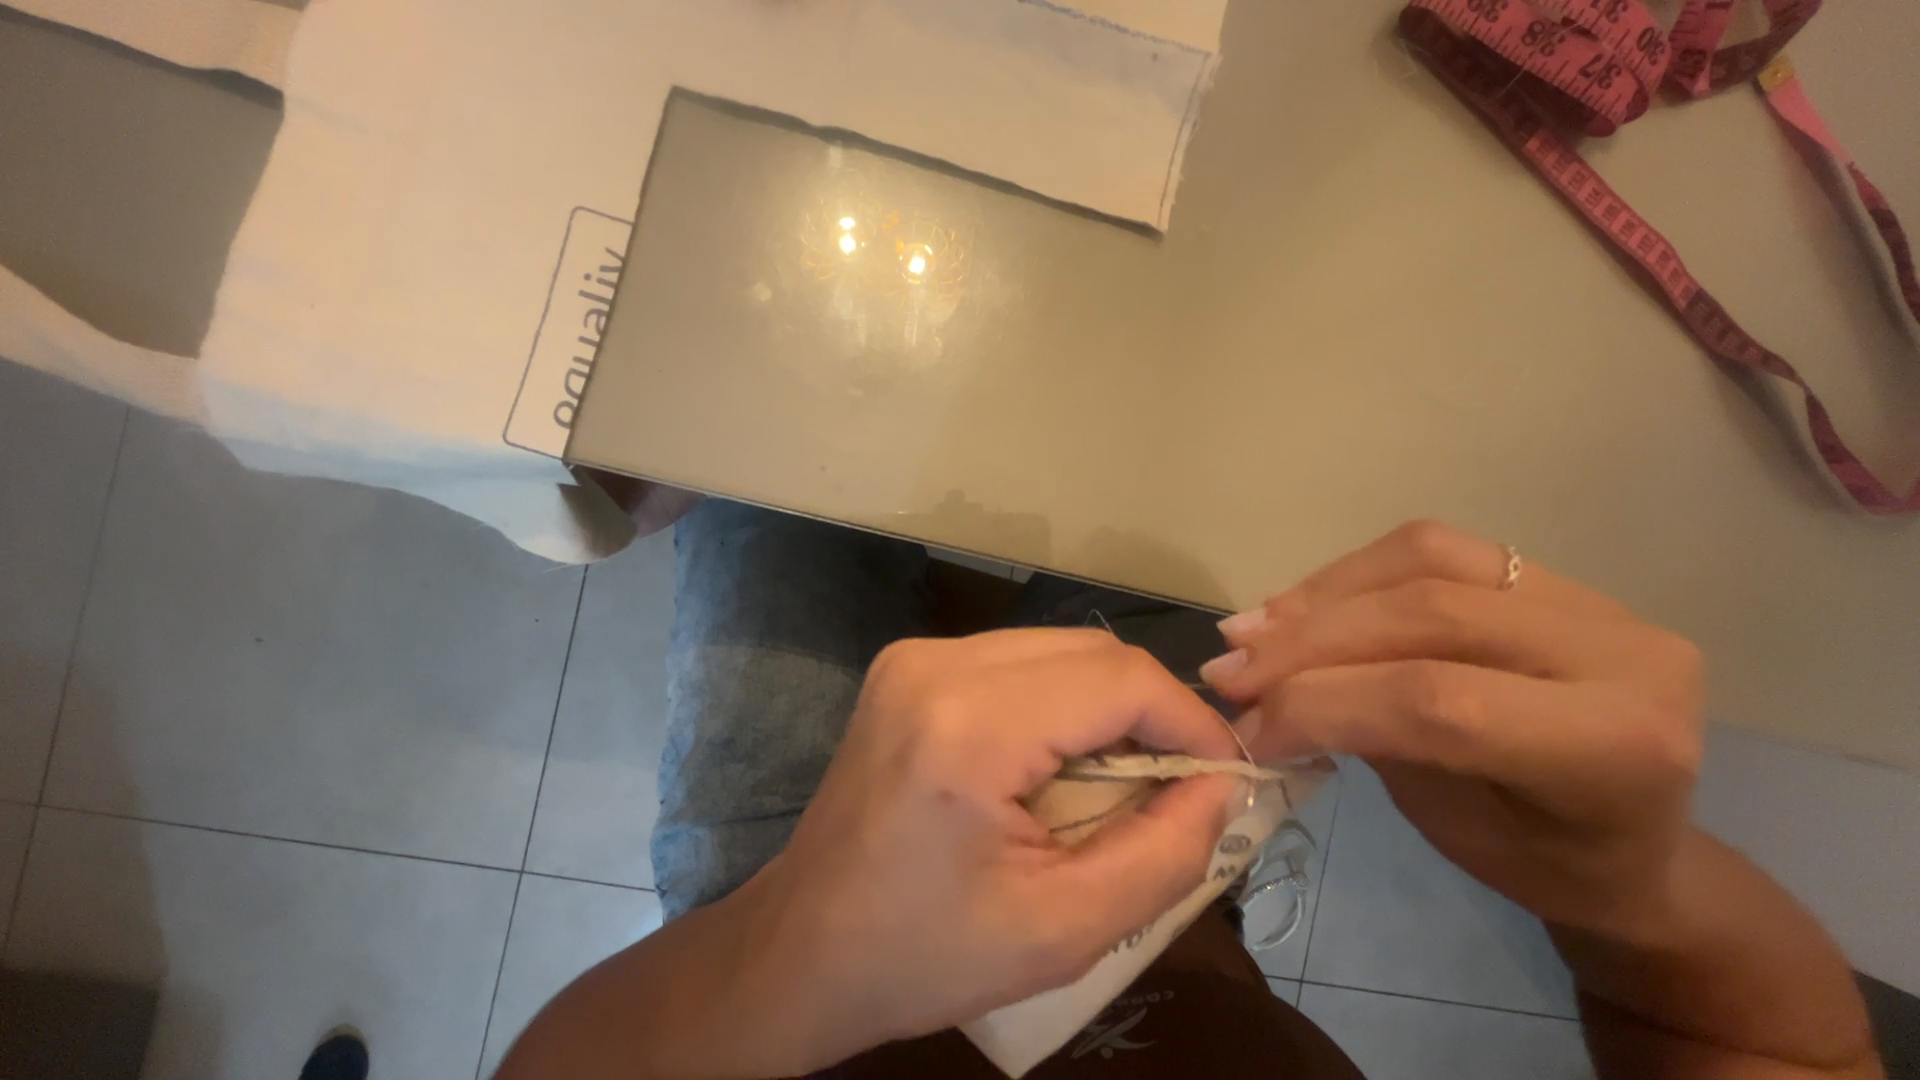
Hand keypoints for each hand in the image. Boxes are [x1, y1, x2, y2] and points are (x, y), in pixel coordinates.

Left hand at [738, 629, 1243, 1068]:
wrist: (804, 947)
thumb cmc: (925, 954)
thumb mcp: (1064, 929)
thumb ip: (1164, 853)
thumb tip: (1218, 785)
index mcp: (969, 724)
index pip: (1119, 679)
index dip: (1190, 720)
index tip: (1226, 775)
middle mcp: (937, 664)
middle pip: (1091, 651)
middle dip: (1150, 713)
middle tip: (1179, 785)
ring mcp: (915, 657)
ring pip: (1057, 650)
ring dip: (1105, 707)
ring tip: (1121, 783)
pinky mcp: (908, 667)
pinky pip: (1016, 662)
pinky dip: (1059, 703)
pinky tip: (1059, 764)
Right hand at [1202, 521, 1704, 940]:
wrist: (1630, 840)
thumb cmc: (1540, 858)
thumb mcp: (1448, 824)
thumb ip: (1366, 741)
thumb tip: (1254, 701)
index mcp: (1615, 745)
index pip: (1436, 701)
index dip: (1321, 703)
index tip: (1247, 727)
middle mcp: (1619, 653)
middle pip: (1425, 615)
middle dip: (1306, 644)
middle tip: (1229, 674)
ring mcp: (1592, 600)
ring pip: (1423, 560)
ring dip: (1319, 597)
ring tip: (1251, 633)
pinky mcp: (1551, 575)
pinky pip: (1431, 550)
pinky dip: (1348, 576)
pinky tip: (1298, 606)